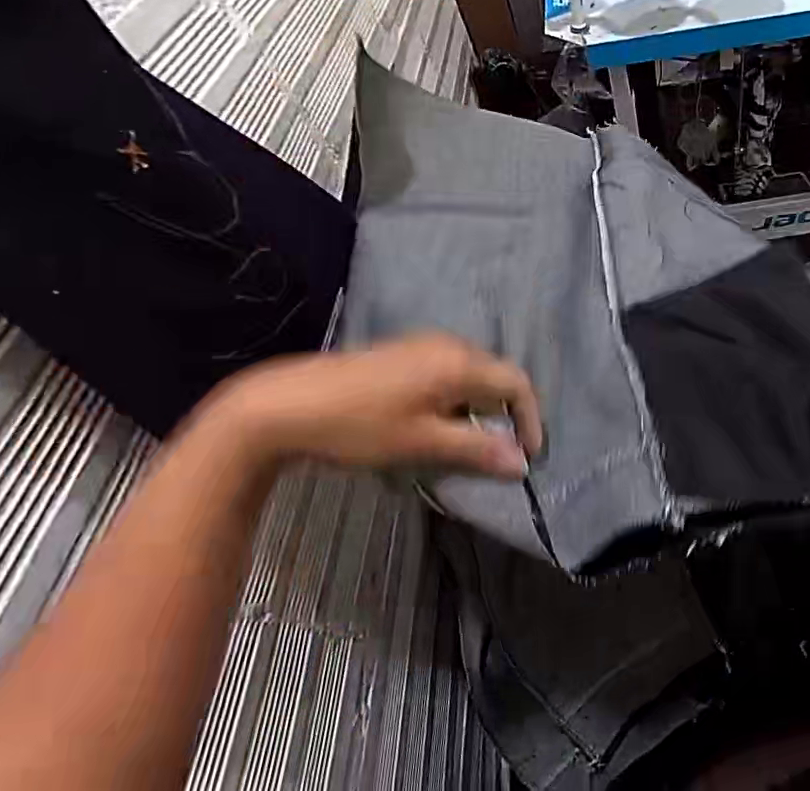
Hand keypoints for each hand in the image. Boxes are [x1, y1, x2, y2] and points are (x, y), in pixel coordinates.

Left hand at [190, 332, 543, 478]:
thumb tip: (522, 464)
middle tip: (500, 450)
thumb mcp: (421, 444)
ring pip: (474, 374)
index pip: (517, 384)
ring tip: (469, 440)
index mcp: (461, 363)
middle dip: (507, 413)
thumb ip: (477, 450)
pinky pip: (450, 370)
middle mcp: (450, 345)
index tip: (527, 455)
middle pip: (498, 375)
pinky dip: (458, 396)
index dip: (531, 419)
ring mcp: (425, 344)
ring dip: (482, 406)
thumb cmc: (357, 426)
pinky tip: (436, 420)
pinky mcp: (403, 352)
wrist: (279, 406)